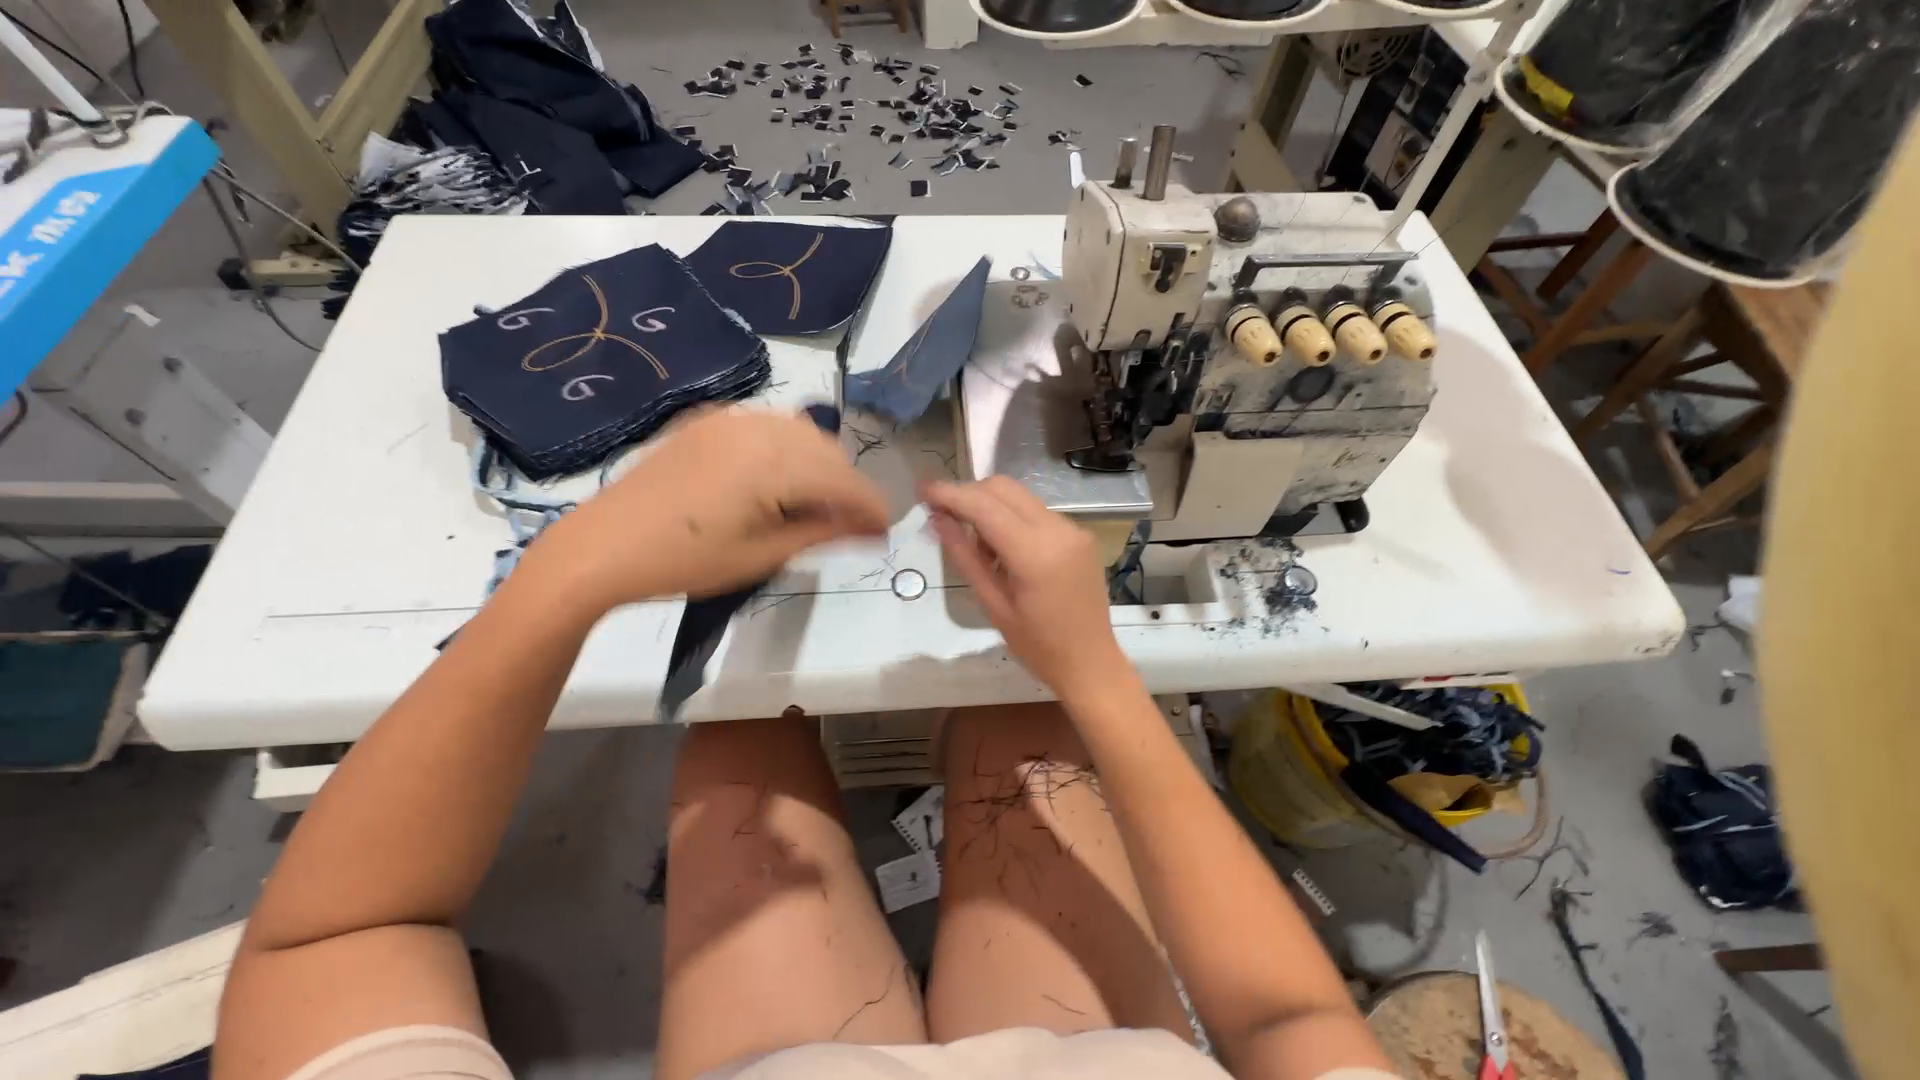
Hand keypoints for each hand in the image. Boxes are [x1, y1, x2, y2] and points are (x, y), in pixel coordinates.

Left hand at [528, 407, 888, 610]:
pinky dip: (787, 450)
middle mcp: (758, 427)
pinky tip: (778, 481)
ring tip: (814, 506)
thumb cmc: (685, 561)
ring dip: (819, 465)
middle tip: (850, 528)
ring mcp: (730, 419)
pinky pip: (767, 426)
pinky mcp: (707, 421)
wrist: (603, 545)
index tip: (884, 534)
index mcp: (773, 461)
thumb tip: (871, 530)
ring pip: (800, 433)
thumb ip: (823, 532)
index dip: (871, 507)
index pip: (844, 479)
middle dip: (846, 486)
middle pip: (827, 450)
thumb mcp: (762, 555)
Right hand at [923, 477, 1130, 697]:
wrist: (1091, 662)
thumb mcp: (993, 605)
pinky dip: (1012, 519)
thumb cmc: (1038, 646)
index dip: (950, 494)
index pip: (984, 506)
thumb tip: (938, 519)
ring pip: (1020, 496)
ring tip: (978, 548)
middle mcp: (1058, 530)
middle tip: (943, 517)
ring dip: (990, 507)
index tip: (923, 490)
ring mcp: (1073, 529)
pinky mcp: (1080, 534)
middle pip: (1002, 488)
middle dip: (969, 495)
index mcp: (1035, 554)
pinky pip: (1036, 512)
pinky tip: (1005, 552)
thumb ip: (964, 557)